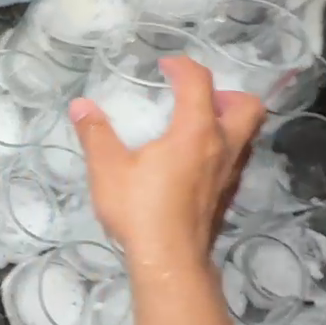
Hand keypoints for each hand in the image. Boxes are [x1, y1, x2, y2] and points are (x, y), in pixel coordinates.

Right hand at [69, 57, 265, 278]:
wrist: (169, 259)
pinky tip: (195, 165)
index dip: (183, 67)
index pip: (198, 83)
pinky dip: (221, 150)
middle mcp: (222, 146)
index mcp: (196, 131)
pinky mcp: (226, 197)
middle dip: (225, 94)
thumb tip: (80, 106)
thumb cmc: (139, 210)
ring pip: (246, 134)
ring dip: (227, 123)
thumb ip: (95, 134)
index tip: (166, 65)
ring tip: (196, 130)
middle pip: (245, 105)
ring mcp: (229, 173)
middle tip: (198, 101)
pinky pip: (235, 160)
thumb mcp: (108, 169)